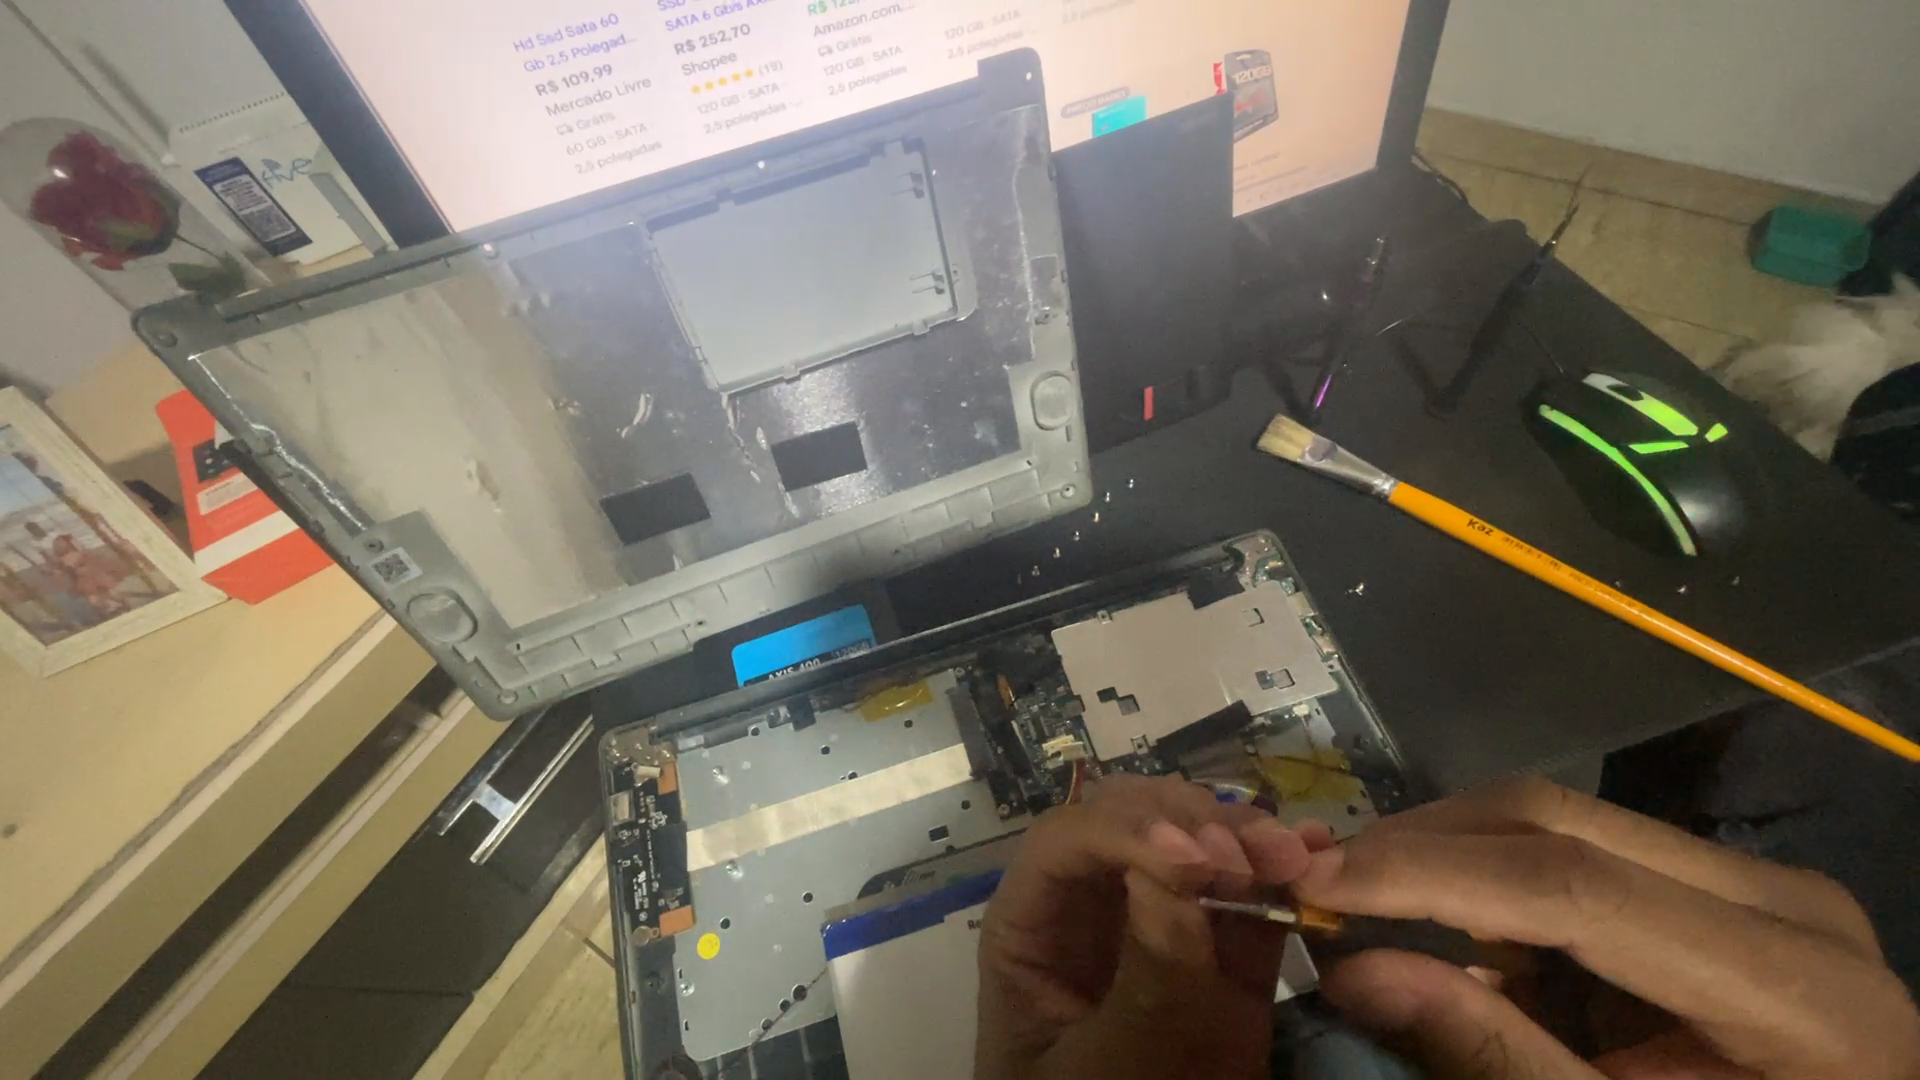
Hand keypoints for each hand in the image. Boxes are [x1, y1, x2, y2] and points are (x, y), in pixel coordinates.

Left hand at [974, 775, 1332, 1079]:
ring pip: (1189, 837)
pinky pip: (1245, 895)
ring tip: (1290, 853)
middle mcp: (1091, 900)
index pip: (1064, 840)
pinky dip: (1280, 871)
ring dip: (1239, 832)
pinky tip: (1314, 849)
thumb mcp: (1102, 1068)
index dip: (1123, 830)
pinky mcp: (1220, 952)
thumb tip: (1177, 876)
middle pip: (1127, 818)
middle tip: (1246, 858)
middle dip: (1188, 820)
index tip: (1192, 857)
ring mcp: (1157, 919)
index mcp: (1034, 920)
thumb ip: (1143, 983)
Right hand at [1292, 777, 1919, 1078]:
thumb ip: (1491, 1054)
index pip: (1570, 884)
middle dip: (1415, 844)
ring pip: (1542, 810)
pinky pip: (1556, 838)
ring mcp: (1741, 878)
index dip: (1426, 874)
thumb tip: (1349, 970)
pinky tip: (1433, 905)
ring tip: (1364, 891)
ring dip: (1435, 846)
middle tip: (1322, 879)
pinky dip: (1474, 864)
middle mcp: (1775, 898)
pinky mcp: (1700, 879)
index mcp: (1798, 987)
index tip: (1315, 883)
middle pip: (1547, 819)